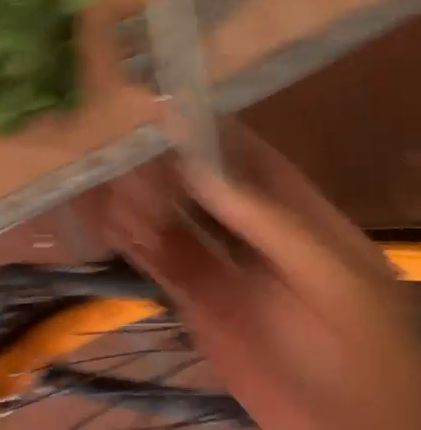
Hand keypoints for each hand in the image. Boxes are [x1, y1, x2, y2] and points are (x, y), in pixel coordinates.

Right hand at [95, 122, 420, 429]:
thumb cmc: (362, 357)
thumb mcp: (332, 284)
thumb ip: (266, 221)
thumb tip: (188, 162)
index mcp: (301, 222)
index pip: (247, 158)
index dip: (201, 129)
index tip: (146, 102)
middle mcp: (254, 233)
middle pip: (193, 182)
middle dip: (152, 165)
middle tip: (110, 156)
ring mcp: (219, 264)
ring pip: (161, 212)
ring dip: (130, 200)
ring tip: (111, 202)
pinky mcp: (188, 294)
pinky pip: (144, 251)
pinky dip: (117, 233)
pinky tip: (96, 220)